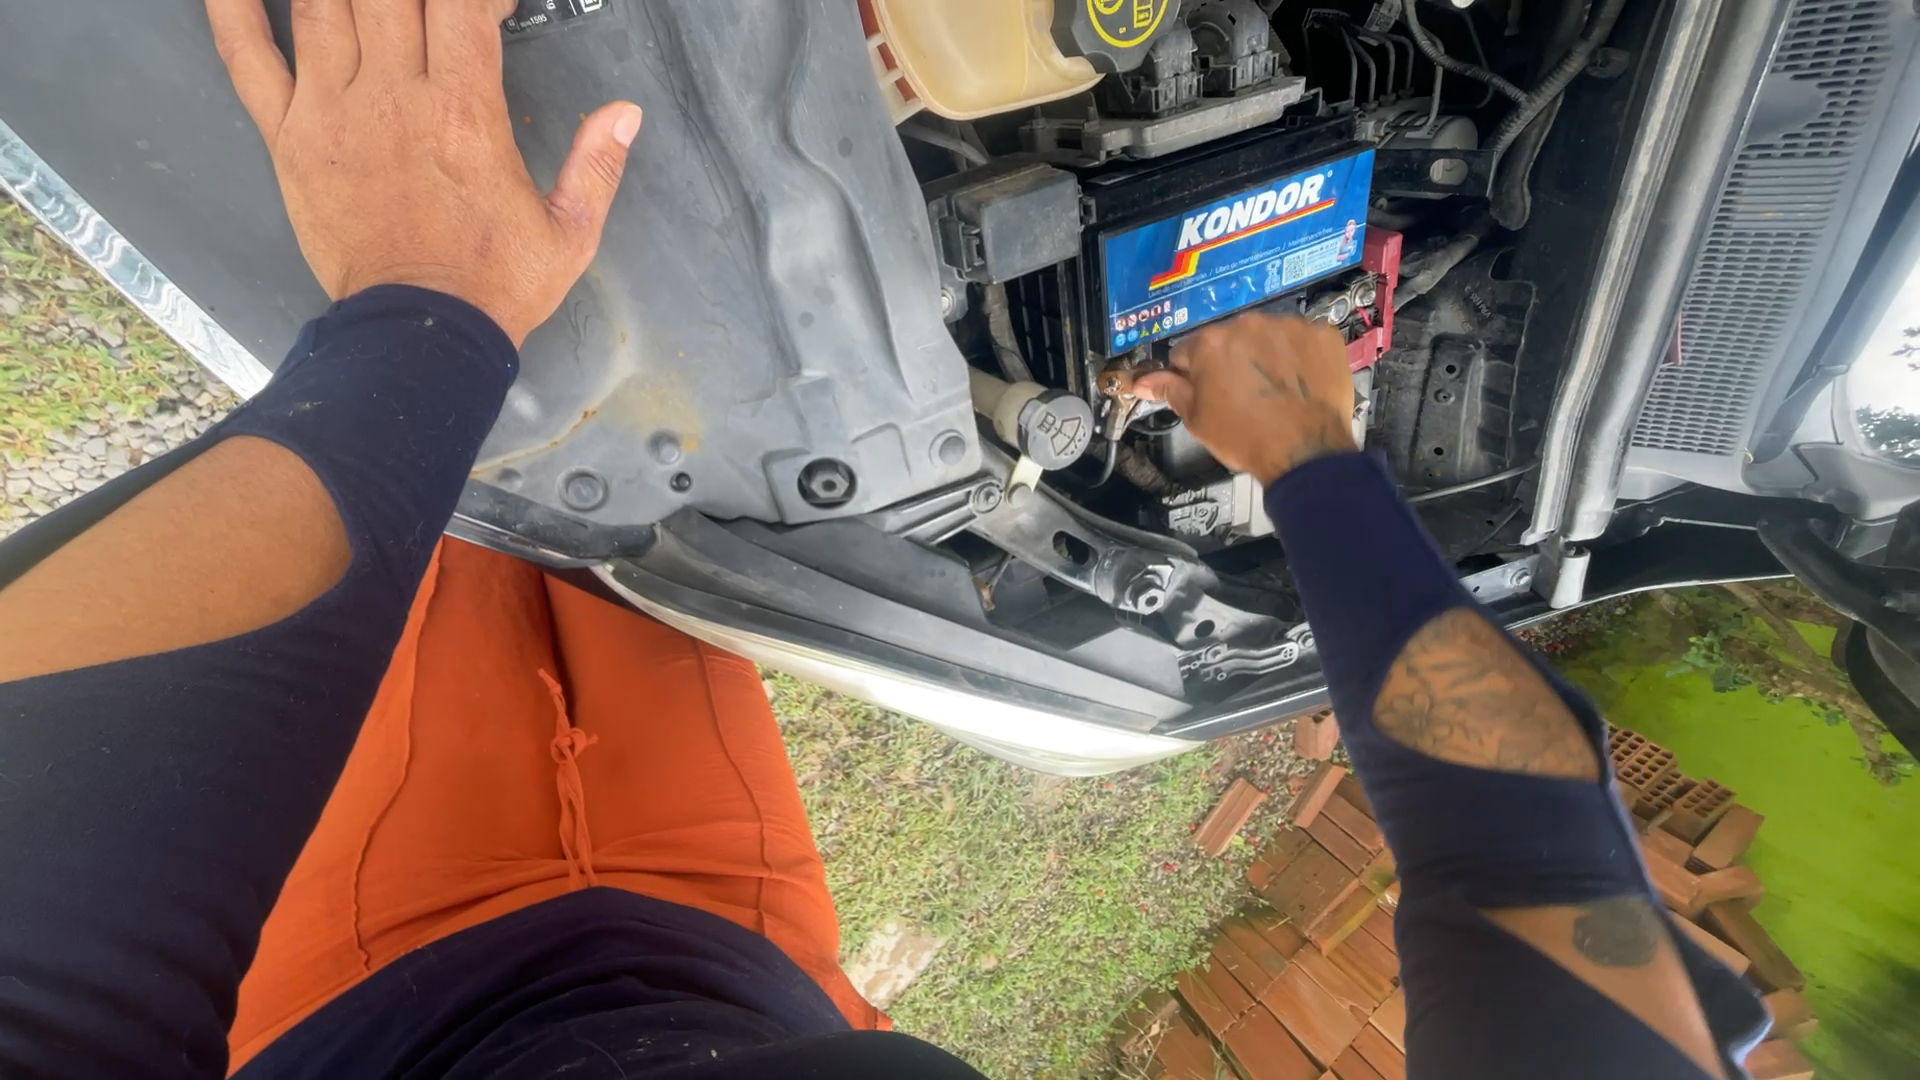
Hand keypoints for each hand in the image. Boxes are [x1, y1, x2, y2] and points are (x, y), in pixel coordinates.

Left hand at [206, 0, 642, 344]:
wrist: (426, 331)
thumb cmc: (502, 284)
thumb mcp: (572, 233)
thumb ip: (597, 167)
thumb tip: (627, 113)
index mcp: (467, 116)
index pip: (462, 7)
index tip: (499, 3)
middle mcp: (393, 96)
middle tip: (437, 5)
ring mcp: (331, 110)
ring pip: (318, 1)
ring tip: (377, 1)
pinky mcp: (289, 136)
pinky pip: (245, 52)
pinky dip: (234, 8)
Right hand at [1135, 313, 1357, 484]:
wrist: (1304, 452)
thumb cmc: (1243, 437)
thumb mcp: (1196, 418)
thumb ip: (1169, 390)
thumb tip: (1142, 380)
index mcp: (1210, 343)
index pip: (1187, 350)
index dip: (1192, 373)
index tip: (1204, 392)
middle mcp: (1248, 324)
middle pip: (1228, 338)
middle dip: (1229, 360)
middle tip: (1239, 395)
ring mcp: (1289, 326)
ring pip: (1266, 336)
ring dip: (1263, 355)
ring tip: (1271, 390)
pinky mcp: (1322, 334)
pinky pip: (1302, 339)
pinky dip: (1298, 356)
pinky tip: (1296, 382)